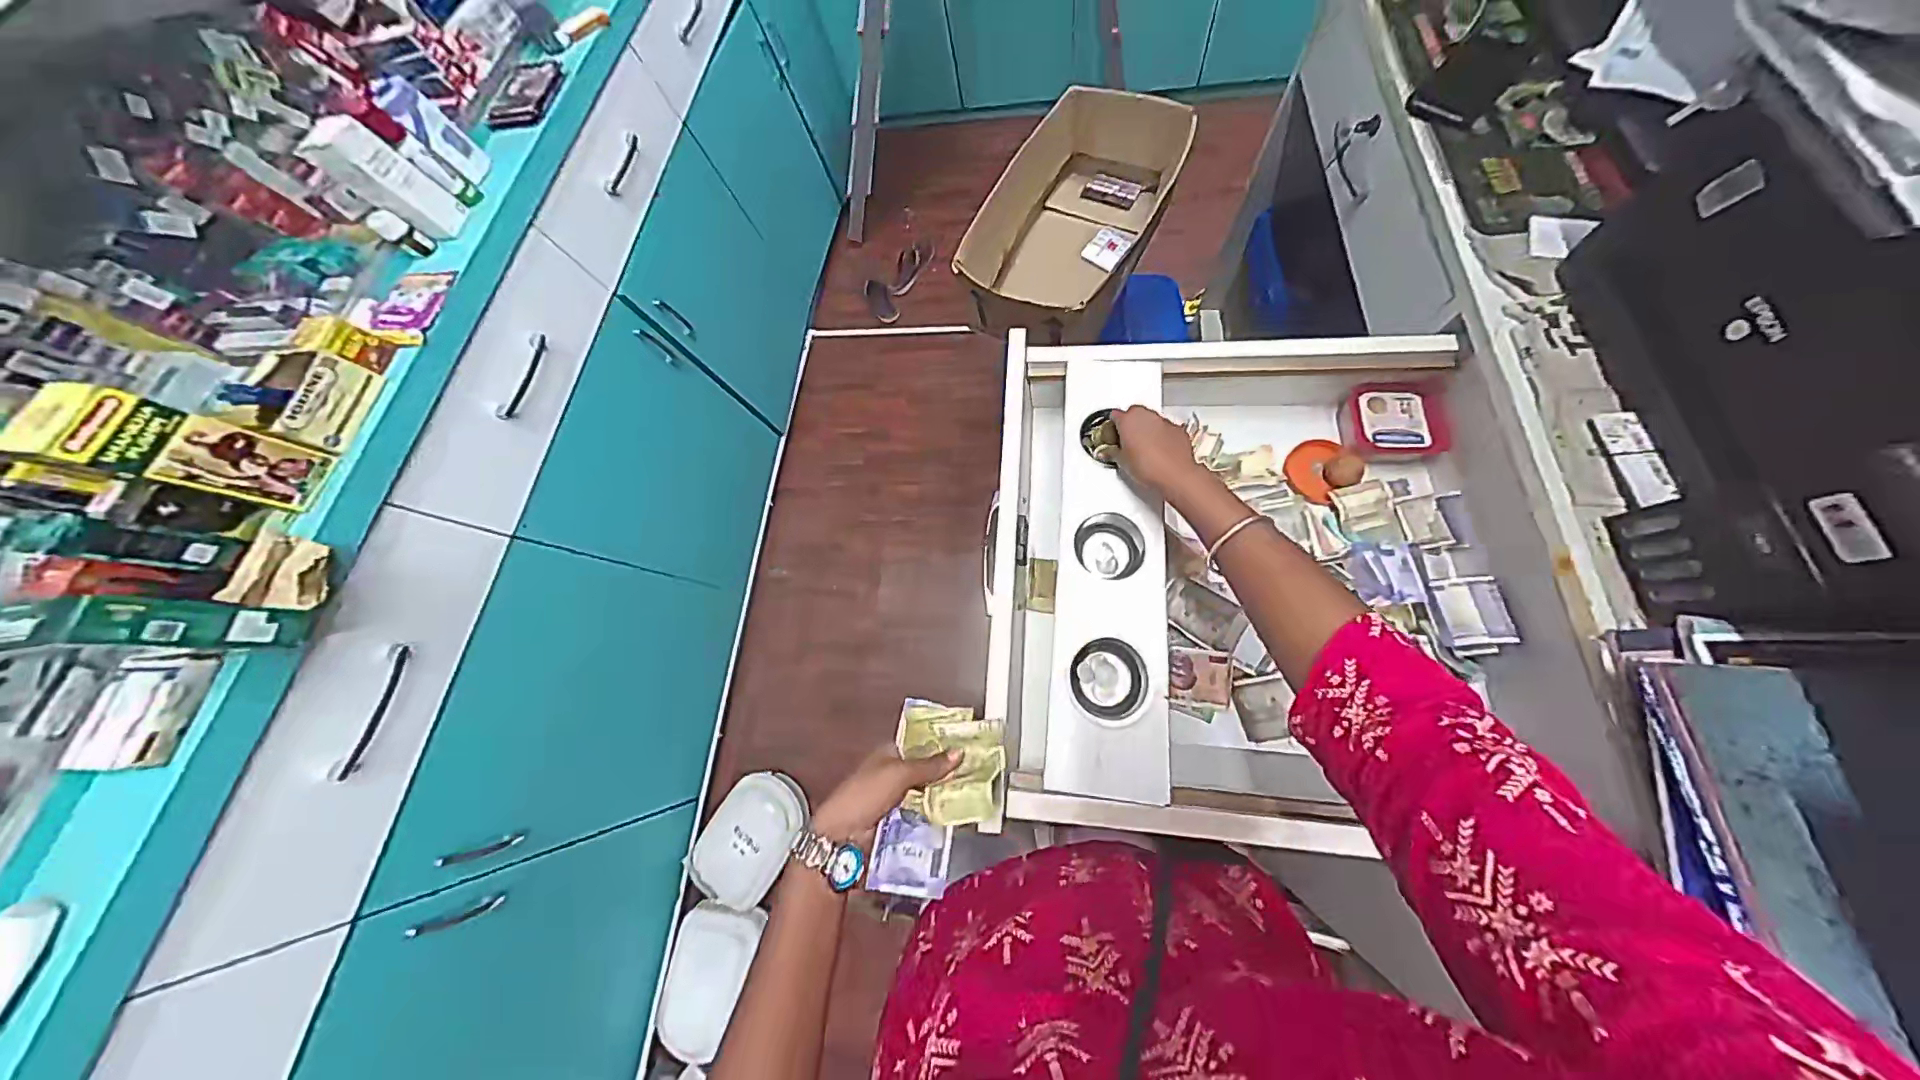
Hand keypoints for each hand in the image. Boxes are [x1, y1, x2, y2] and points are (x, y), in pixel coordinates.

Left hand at [811, 744, 960, 841]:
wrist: (841, 838)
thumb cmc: (865, 795)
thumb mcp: (899, 774)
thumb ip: (929, 765)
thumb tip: (959, 752)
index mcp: (889, 753)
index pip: (920, 743)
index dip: (942, 744)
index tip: (969, 747)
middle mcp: (893, 773)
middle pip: (925, 770)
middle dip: (947, 772)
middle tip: (978, 772)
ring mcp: (895, 798)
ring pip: (926, 792)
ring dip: (943, 795)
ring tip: (973, 793)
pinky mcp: (897, 821)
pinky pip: (922, 814)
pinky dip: (935, 814)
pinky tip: (954, 815)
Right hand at [1112, 405, 1207, 499]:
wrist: (1175, 475)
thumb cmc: (1149, 467)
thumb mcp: (1122, 462)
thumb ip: (1114, 452)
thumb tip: (1112, 452)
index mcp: (1128, 420)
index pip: (1114, 416)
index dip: (1111, 426)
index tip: (1112, 435)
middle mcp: (1146, 416)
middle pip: (1133, 413)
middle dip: (1130, 425)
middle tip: (1126, 442)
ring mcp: (1163, 422)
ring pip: (1150, 420)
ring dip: (1146, 429)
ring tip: (1142, 449)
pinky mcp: (1177, 430)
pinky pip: (1165, 429)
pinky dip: (1161, 436)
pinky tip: (1158, 451)